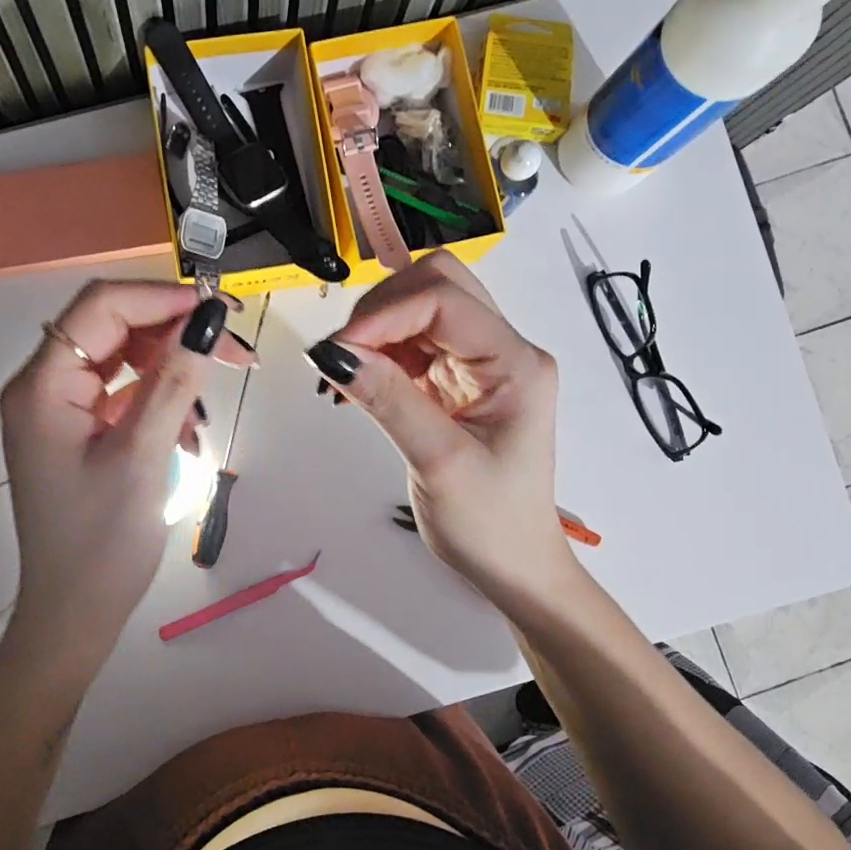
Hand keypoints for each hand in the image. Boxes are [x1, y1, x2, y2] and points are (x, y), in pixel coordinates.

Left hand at [0, 281, 254, 657]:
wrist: (73, 615)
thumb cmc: (101, 545)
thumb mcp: (142, 457)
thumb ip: (174, 381)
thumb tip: (207, 320)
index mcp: (42, 386)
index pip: (100, 308)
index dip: (161, 298)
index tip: (220, 312)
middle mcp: (43, 388)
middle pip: (112, 329)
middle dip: (174, 333)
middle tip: (237, 351)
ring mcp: (59, 413)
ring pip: (122, 361)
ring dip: (171, 369)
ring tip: (212, 399)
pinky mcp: (77, 435)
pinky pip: (122, 396)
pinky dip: (158, 401)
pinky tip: (187, 428)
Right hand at [306, 252, 568, 598]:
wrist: (512, 563)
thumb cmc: (489, 524)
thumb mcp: (437, 461)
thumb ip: (388, 398)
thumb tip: (333, 352)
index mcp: (516, 364)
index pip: (444, 300)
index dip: (383, 314)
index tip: (337, 349)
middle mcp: (505, 351)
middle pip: (438, 286)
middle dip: (381, 310)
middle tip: (343, 355)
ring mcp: (483, 365)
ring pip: (423, 309)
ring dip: (379, 331)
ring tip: (350, 376)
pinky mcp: (461, 382)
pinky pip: (417, 344)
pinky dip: (383, 354)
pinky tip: (364, 384)